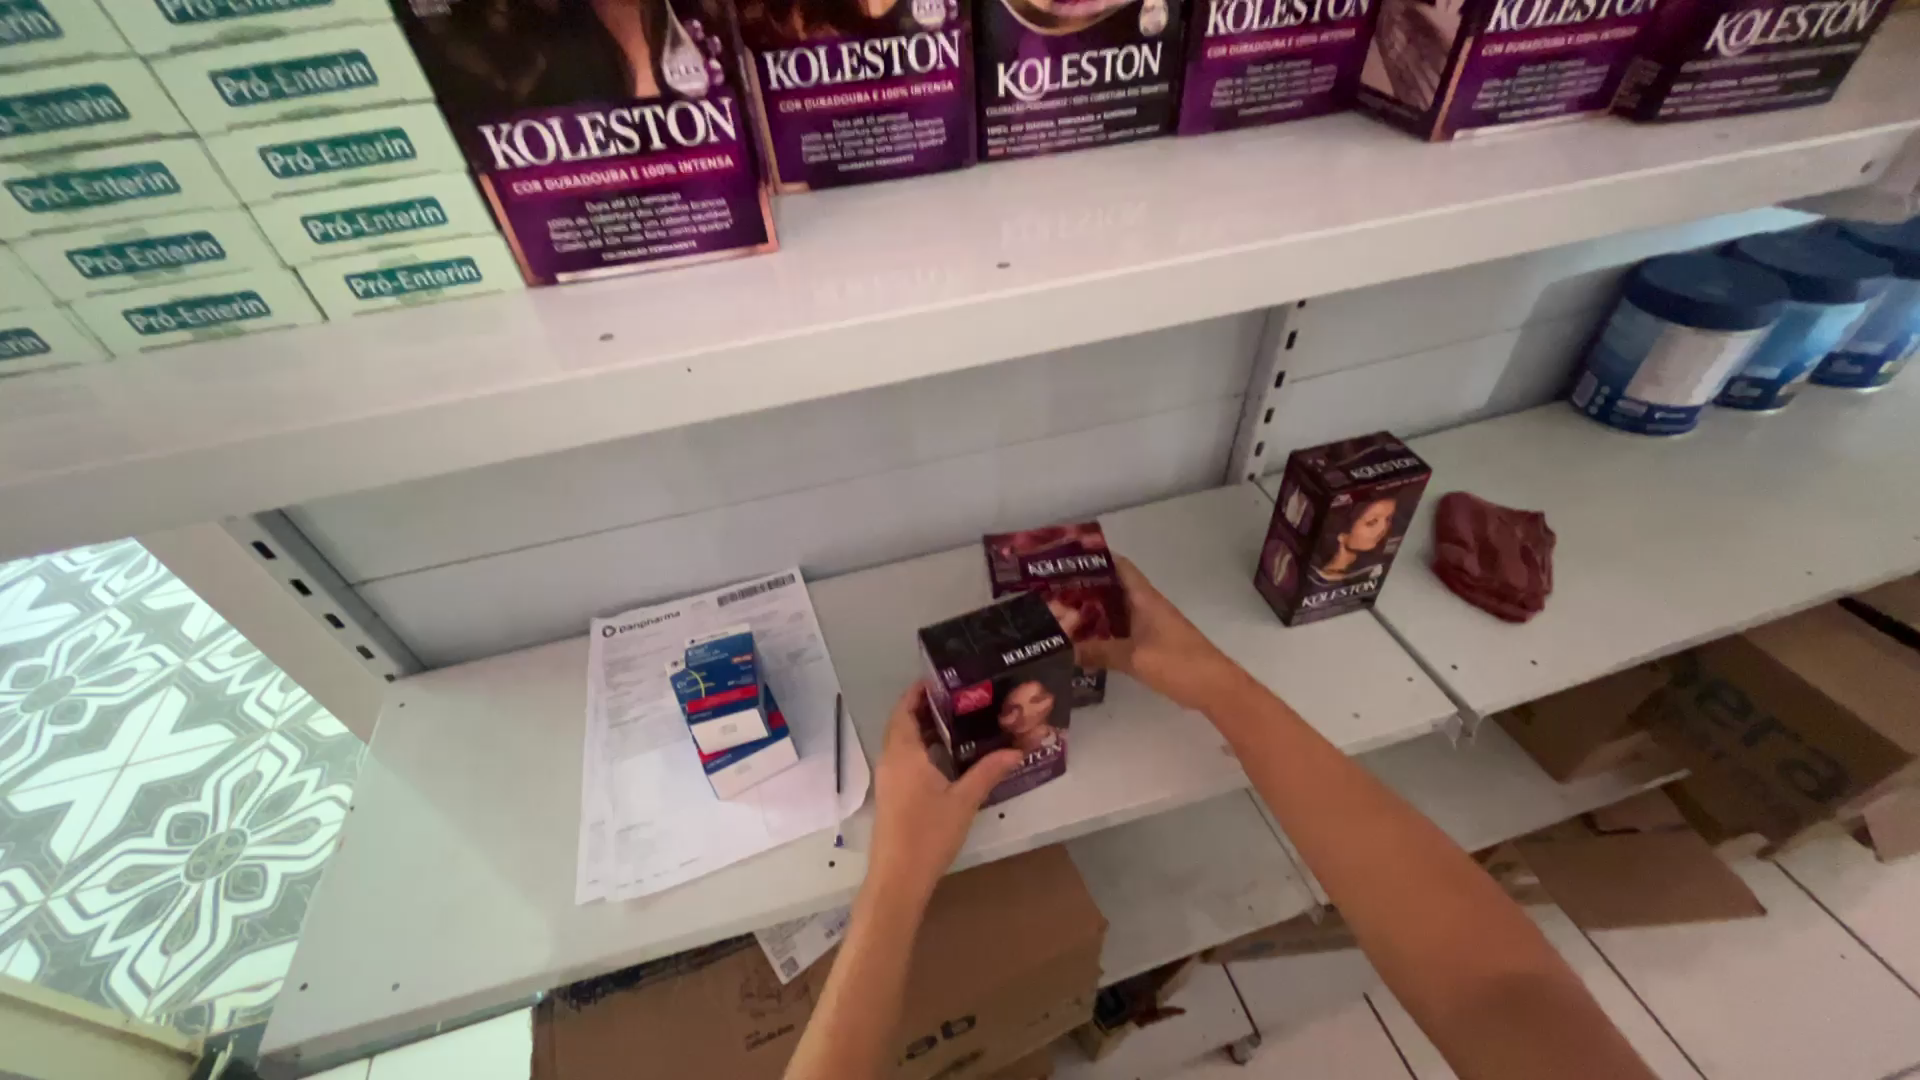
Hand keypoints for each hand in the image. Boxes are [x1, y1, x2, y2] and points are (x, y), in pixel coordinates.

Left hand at [868, 683, 1021, 902]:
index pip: (904, 709)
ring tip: (956, 720)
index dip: (919, 691)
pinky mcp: (890, 793)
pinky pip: (902, 757)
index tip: (943, 679)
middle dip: (925, 707)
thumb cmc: (929, 834)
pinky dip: (919, 747)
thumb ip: (988, 771)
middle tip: (958, 697)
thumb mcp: (964, 800)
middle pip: (902, 722)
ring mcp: (888, 778)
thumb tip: (1016, 749)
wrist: (899, 878)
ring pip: (901, 741)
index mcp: (904, 753)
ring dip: (922, 728)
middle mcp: (891, 759)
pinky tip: (945, 755)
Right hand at [1077, 556, 1252, 713]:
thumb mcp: (1134, 658)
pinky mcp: (1153, 644)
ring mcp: (1151, 625)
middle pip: (1113, 588)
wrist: (1216, 688)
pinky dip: (1105, 632)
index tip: (1067, 560)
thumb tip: (1064, 650)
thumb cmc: (1178, 664)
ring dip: (1094, 612)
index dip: (1095, 558)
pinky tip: (1086, 642)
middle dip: (1086, 588)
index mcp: (1145, 599)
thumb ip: (1099, 652)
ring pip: (1117, 610)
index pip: (1119, 566)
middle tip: (1053, 592)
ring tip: (1062, 615)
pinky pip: (1123, 630)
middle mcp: (1147, 606)